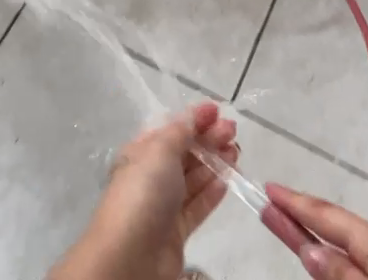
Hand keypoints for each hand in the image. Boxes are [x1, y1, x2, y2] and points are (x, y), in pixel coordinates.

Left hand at [48, 102, 240, 279]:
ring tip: (237, 152)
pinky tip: (229, 179)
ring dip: (215, 162)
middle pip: (184, 152)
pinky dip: (213, 191)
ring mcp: (164, 204)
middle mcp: (151, 176)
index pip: (170, 129)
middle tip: (233, 130)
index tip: (217, 110)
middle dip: (208, 138)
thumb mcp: (159, 150)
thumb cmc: (142, 193)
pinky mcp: (176, 230)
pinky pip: (198, 205)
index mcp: (140, 152)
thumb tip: (194, 115)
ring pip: (193, 178)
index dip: (193, 118)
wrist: (130, 256)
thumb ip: (180, 131)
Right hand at [267, 184, 367, 279]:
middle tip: (275, 216)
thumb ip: (344, 277)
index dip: (296, 204)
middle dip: (313, 228)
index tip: (268, 187)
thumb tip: (310, 248)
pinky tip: (362, 273)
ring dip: (343, 257)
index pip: (329, 217)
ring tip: (317, 251)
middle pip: (348, 234)